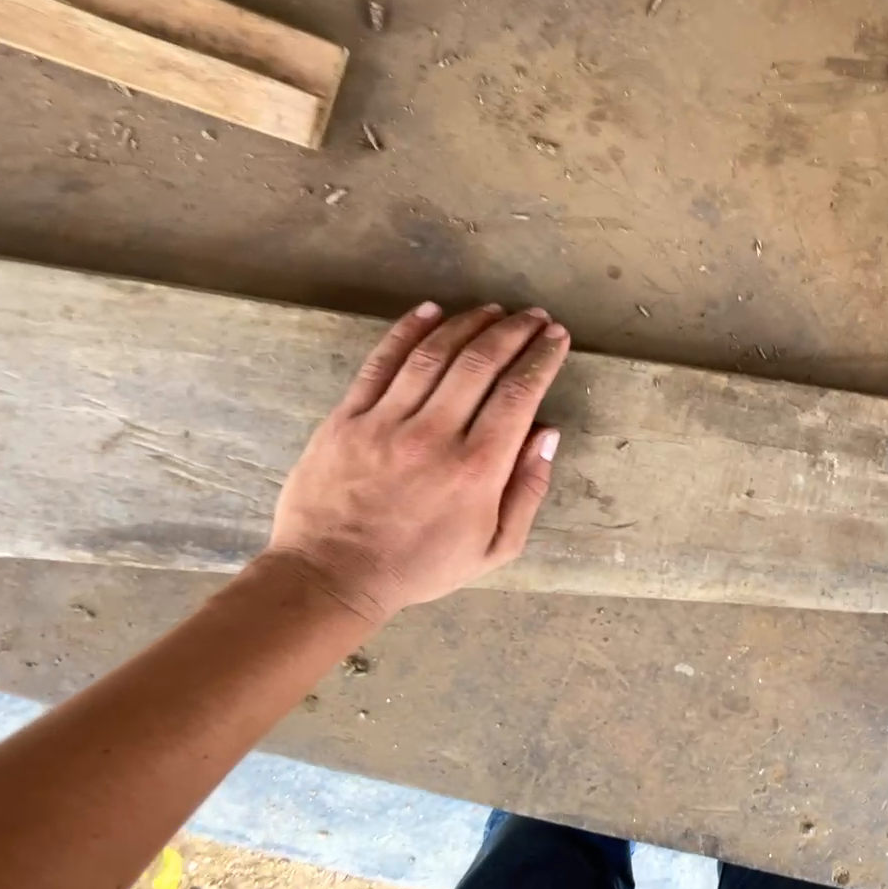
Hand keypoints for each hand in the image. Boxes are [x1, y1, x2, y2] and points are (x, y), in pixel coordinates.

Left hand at [261, 302, 570, 623]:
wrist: (330, 578)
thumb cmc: (422, 565)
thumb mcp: (497, 546)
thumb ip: (529, 490)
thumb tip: (548, 434)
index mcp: (478, 467)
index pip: (520, 393)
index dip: (543, 358)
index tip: (557, 338)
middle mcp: (435, 435)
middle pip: (482, 363)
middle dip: (515, 331)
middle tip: (536, 317)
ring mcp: (385, 423)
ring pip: (435, 354)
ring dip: (470, 324)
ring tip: (495, 310)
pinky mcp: (346, 419)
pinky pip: (380, 363)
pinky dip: (408, 331)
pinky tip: (432, 310)